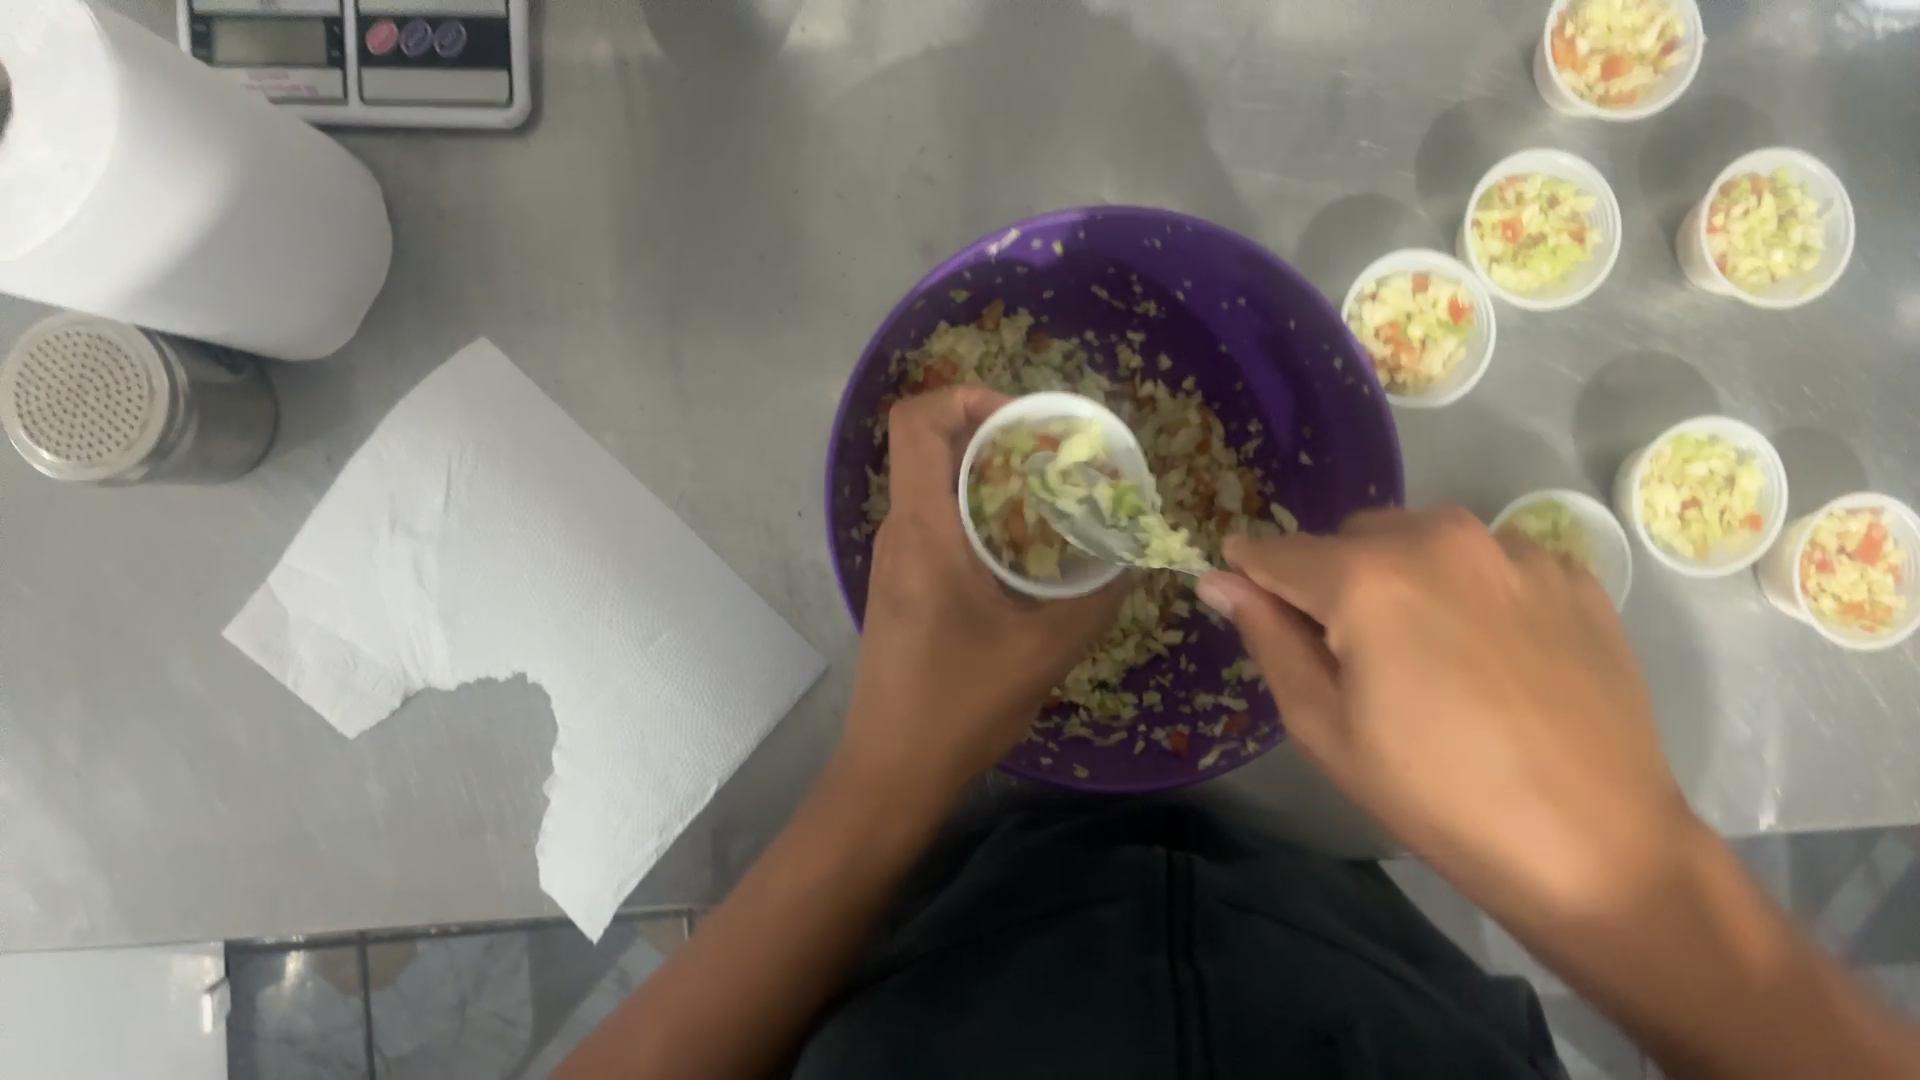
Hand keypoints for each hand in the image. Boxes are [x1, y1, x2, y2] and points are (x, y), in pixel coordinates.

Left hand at [845, 387, 1127, 798]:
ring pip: (935, 484)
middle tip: (1057, 458)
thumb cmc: (961, 706)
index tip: (1026, 424)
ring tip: (1051, 498)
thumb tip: (1133, 556)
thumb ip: (1097, 597)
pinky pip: (937, 522)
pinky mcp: (902, 584)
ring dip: (989, 477)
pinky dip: (979, 514)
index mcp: (924, 528)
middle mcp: (900, 530)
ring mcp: (895, 558)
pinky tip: (1024, 550)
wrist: (894, 768)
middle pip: (931, 444)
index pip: (916, 419)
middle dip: (995, 436)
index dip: (968, 397)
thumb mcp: (1045, 649)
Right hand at [1195, 508, 1693, 920]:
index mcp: (1368, 578)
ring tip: (1419, 647)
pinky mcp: (1570, 575)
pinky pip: (1485, 558)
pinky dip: (1462, 586)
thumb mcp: (1321, 723)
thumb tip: (1219, 581)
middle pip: (1348, 537)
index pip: (1277, 552)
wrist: (1596, 846)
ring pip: (1418, 538)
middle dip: (1328, 577)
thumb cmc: (1433, 792)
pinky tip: (1482, 648)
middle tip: (1345, 649)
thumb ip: (1266, 636)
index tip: (1236, 588)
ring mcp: (1514, 551)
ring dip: (1396, 574)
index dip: (1249, 571)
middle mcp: (1440, 540)